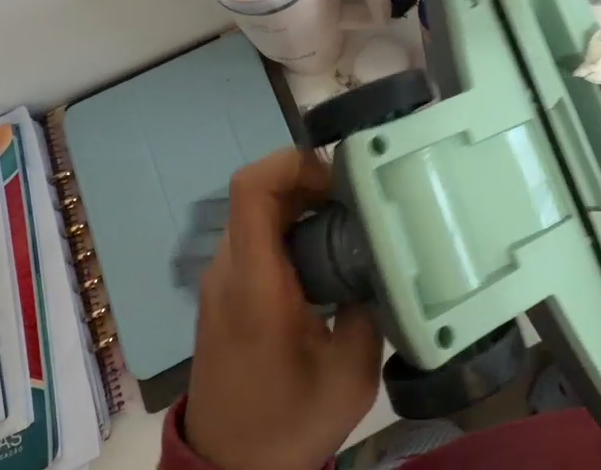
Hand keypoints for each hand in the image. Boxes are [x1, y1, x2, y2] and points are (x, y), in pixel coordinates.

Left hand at [184, 149, 383, 469]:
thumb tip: (379, 264)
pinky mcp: (225, 292)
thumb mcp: (349, 376)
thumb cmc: (285, 424)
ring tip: (350, 225)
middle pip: (259, 191)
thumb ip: (368, 311)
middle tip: (358, 199)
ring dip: (302, 203)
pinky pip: (257, 237)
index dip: (293, 162)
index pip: (252, 188)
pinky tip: (328, 257)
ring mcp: (221, 279)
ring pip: (258, 211)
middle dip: (310, 180)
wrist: (226, 467)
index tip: (340, 180)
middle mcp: (228, 269)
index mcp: (254, 283)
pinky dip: (292, 228)